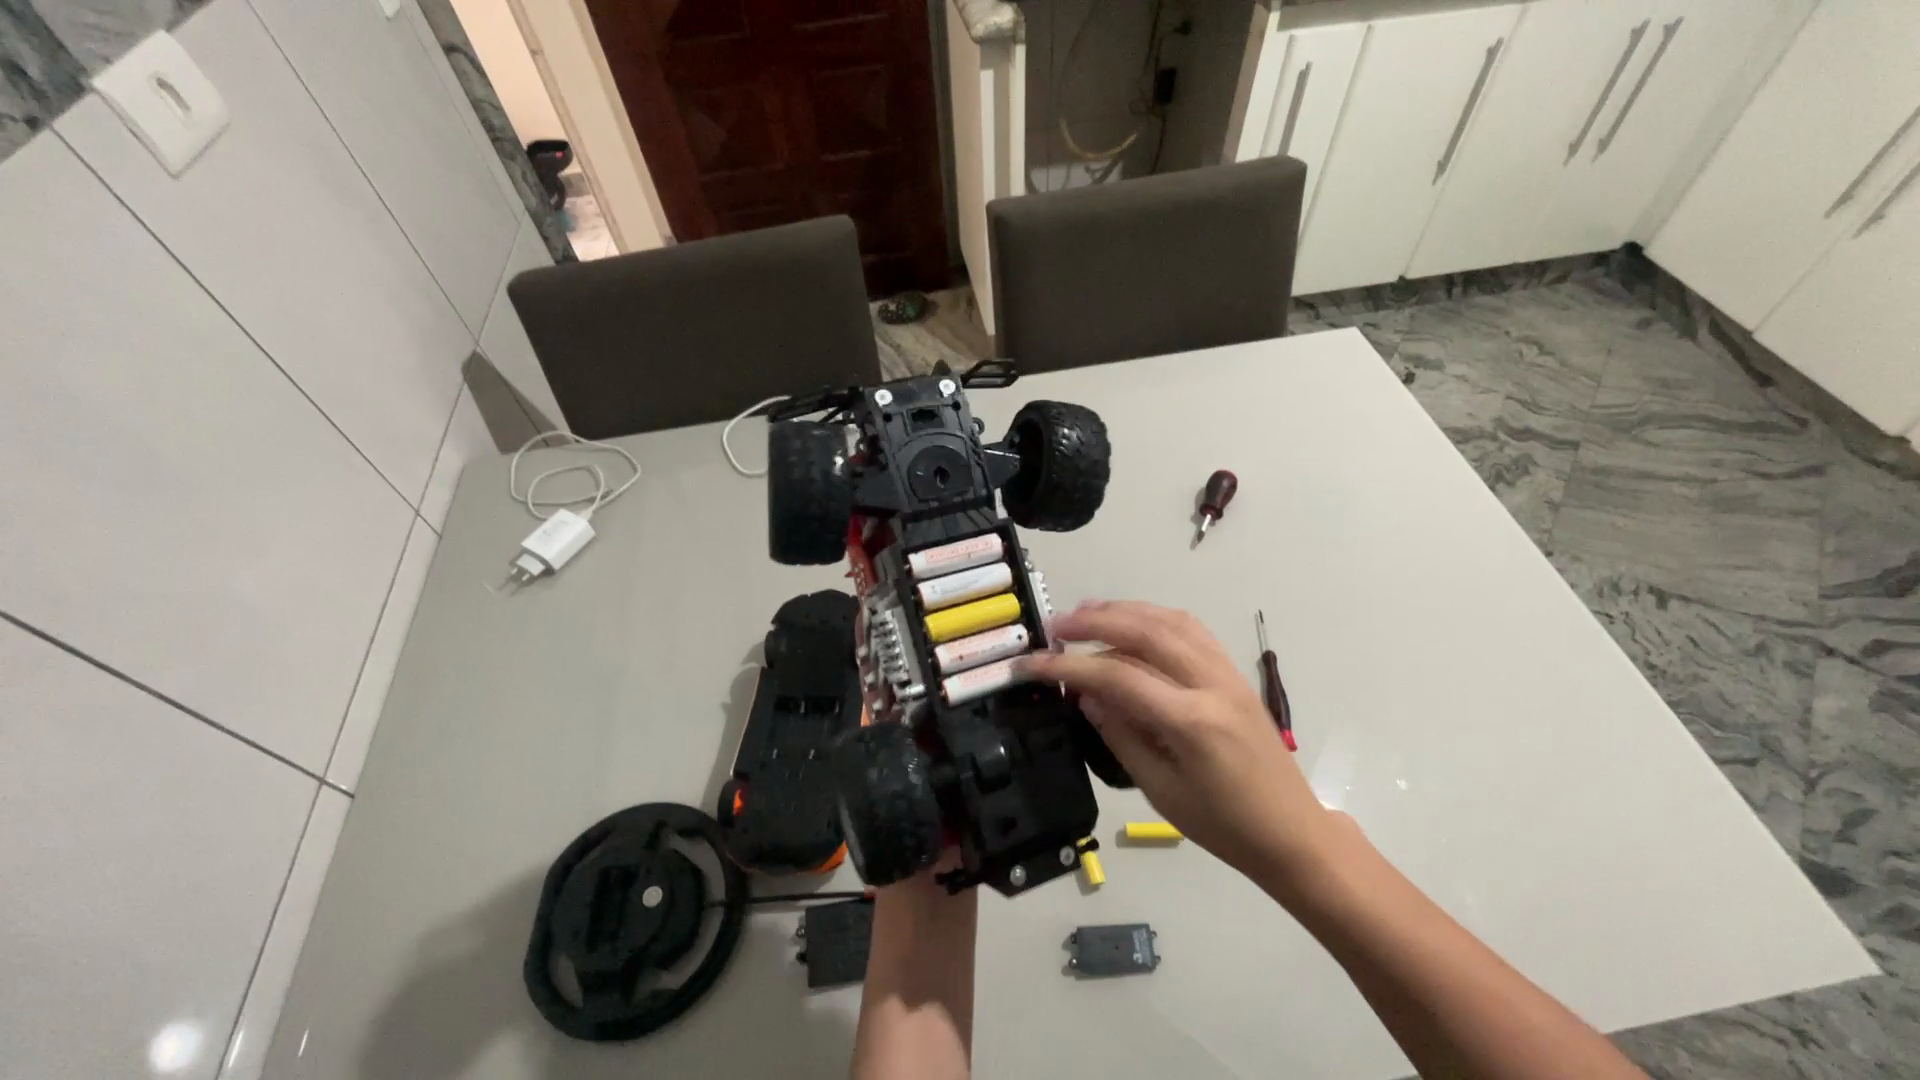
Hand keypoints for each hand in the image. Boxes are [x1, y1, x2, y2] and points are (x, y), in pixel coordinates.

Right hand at [1020, 601, 1341, 889]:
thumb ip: (1121, 735)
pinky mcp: (1235, 674)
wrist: (1291, 831)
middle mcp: (1211, 685)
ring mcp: (1228, 674)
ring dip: (1125, 611)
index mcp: (1190, 722)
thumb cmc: (1223, 826)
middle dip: (1095, 622)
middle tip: (1056, 627)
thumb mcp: (1161, 790)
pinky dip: (1156, 617)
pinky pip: (1193, 630)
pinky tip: (1133, 621)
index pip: (1118, 676)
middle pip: (1146, 632)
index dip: (1070, 667)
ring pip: (1171, 621)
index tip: (1033, 664)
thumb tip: (1087, 694)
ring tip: (1086, 613)